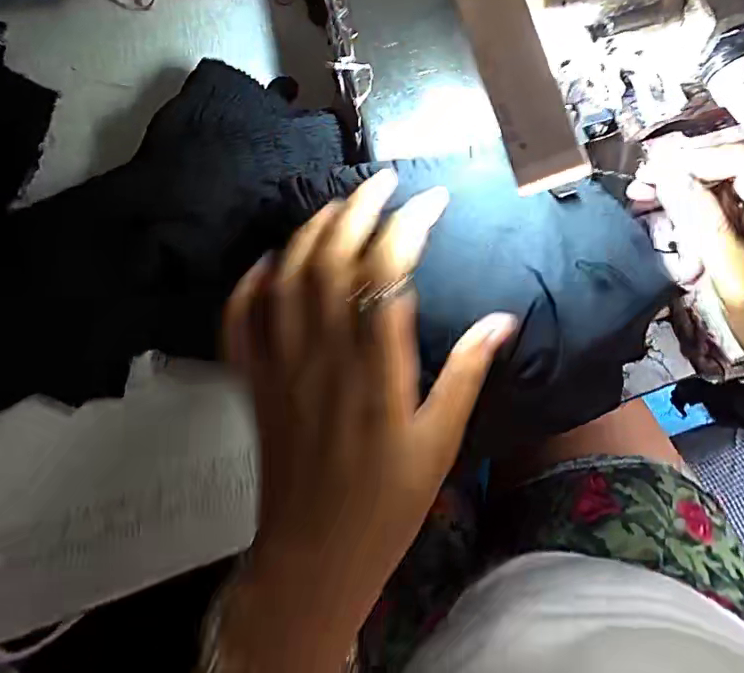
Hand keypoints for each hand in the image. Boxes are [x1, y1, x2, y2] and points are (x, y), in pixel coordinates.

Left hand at [219, 167, 517, 669]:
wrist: (312, 560)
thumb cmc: (387, 502)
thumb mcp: (441, 441)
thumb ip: (466, 373)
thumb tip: (502, 319)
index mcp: (375, 370)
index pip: (385, 275)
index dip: (408, 227)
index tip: (432, 201)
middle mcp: (323, 358)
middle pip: (331, 263)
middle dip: (358, 211)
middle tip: (384, 182)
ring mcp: (281, 369)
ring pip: (286, 281)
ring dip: (310, 233)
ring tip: (338, 205)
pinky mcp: (255, 385)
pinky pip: (240, 326)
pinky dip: (248, 286)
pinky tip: (266, 261)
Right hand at [633, 144, 743, 395]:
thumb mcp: (740, 285)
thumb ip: (706, 227)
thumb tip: (673, 180)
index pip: (742, 162)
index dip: (692, 161)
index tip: (649, 172)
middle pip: (736, 173)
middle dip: (686, 179)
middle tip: (640, 191)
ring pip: (733, 191)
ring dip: (691, 197)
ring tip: (648, 204)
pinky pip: (740, 211)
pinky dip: (707, 216)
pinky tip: (676, 222)